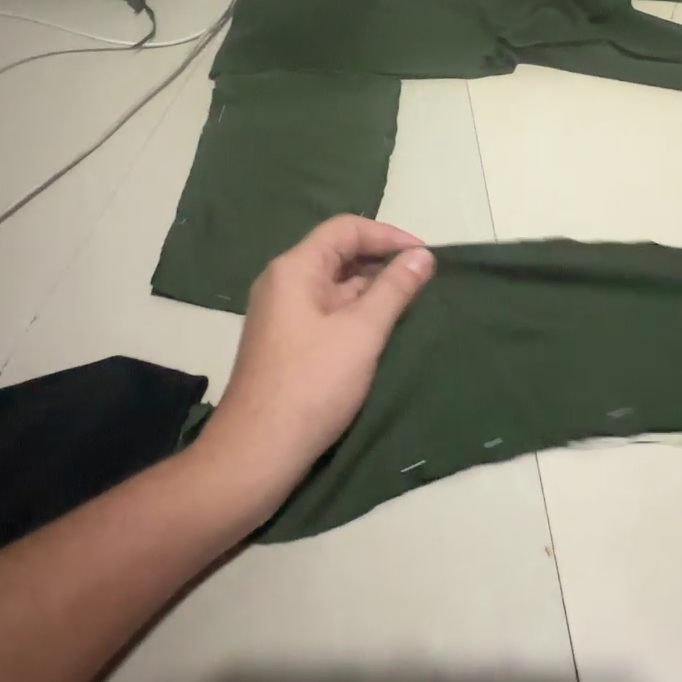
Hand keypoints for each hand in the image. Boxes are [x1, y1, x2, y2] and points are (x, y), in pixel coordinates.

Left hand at [200, 216, 434, 500]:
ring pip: (336, 286)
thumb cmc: (311, 384)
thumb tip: (422, 255)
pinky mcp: (289, 343)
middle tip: (425, 281)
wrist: (257, 453)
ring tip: (414, 305)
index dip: (388, 236)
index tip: (425, 256)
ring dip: (374, 290)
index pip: (346, 229)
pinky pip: (329, 312)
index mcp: (295, 269)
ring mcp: (284, 315)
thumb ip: (394, 289)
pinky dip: (359, 314)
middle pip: (339, 254)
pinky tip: (386, 331)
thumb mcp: (361, 332)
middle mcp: (284, 284)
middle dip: (383, 262)